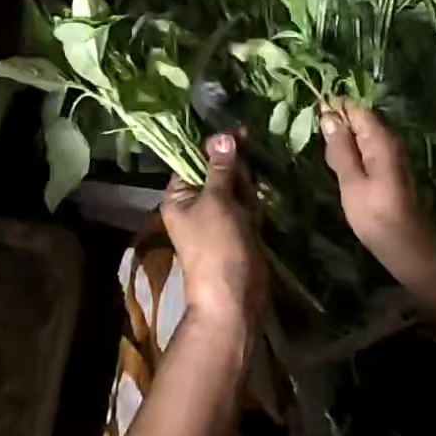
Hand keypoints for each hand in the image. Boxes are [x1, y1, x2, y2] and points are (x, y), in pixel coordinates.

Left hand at [161, 132, 264, 328]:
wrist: (234, 301)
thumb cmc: (217, 248)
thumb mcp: (217, 202)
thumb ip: (220, 169)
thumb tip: (222, 136)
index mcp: (178, 194)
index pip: (194, 158)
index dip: (215, 147)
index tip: (238, 133)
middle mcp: (194, 202)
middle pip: (216, 171)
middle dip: (235, 171)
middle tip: (246, 181)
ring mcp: (216, 217)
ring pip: (234, 188)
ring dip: (246, 190)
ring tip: (250, 208)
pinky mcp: (236, 230)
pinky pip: (244, 207)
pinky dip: (252, 206)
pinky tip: (257, 216)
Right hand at [320, 101, 435, 272]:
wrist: (409, 249)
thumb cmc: (377, 216)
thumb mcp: (351, 181)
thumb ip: (339, 147)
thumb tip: (328, 115)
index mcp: (380, 140)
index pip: (353, 108)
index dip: (332, 110)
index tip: (313, 121)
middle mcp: (388, 141)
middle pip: (356, 120)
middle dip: (336, 128)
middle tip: (324, 152)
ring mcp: (389, 155)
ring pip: (358, 136)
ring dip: (341, 144)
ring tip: (332, 164)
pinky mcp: (387, 168)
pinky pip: (363, 150)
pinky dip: (350, 156)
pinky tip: (342, 172)